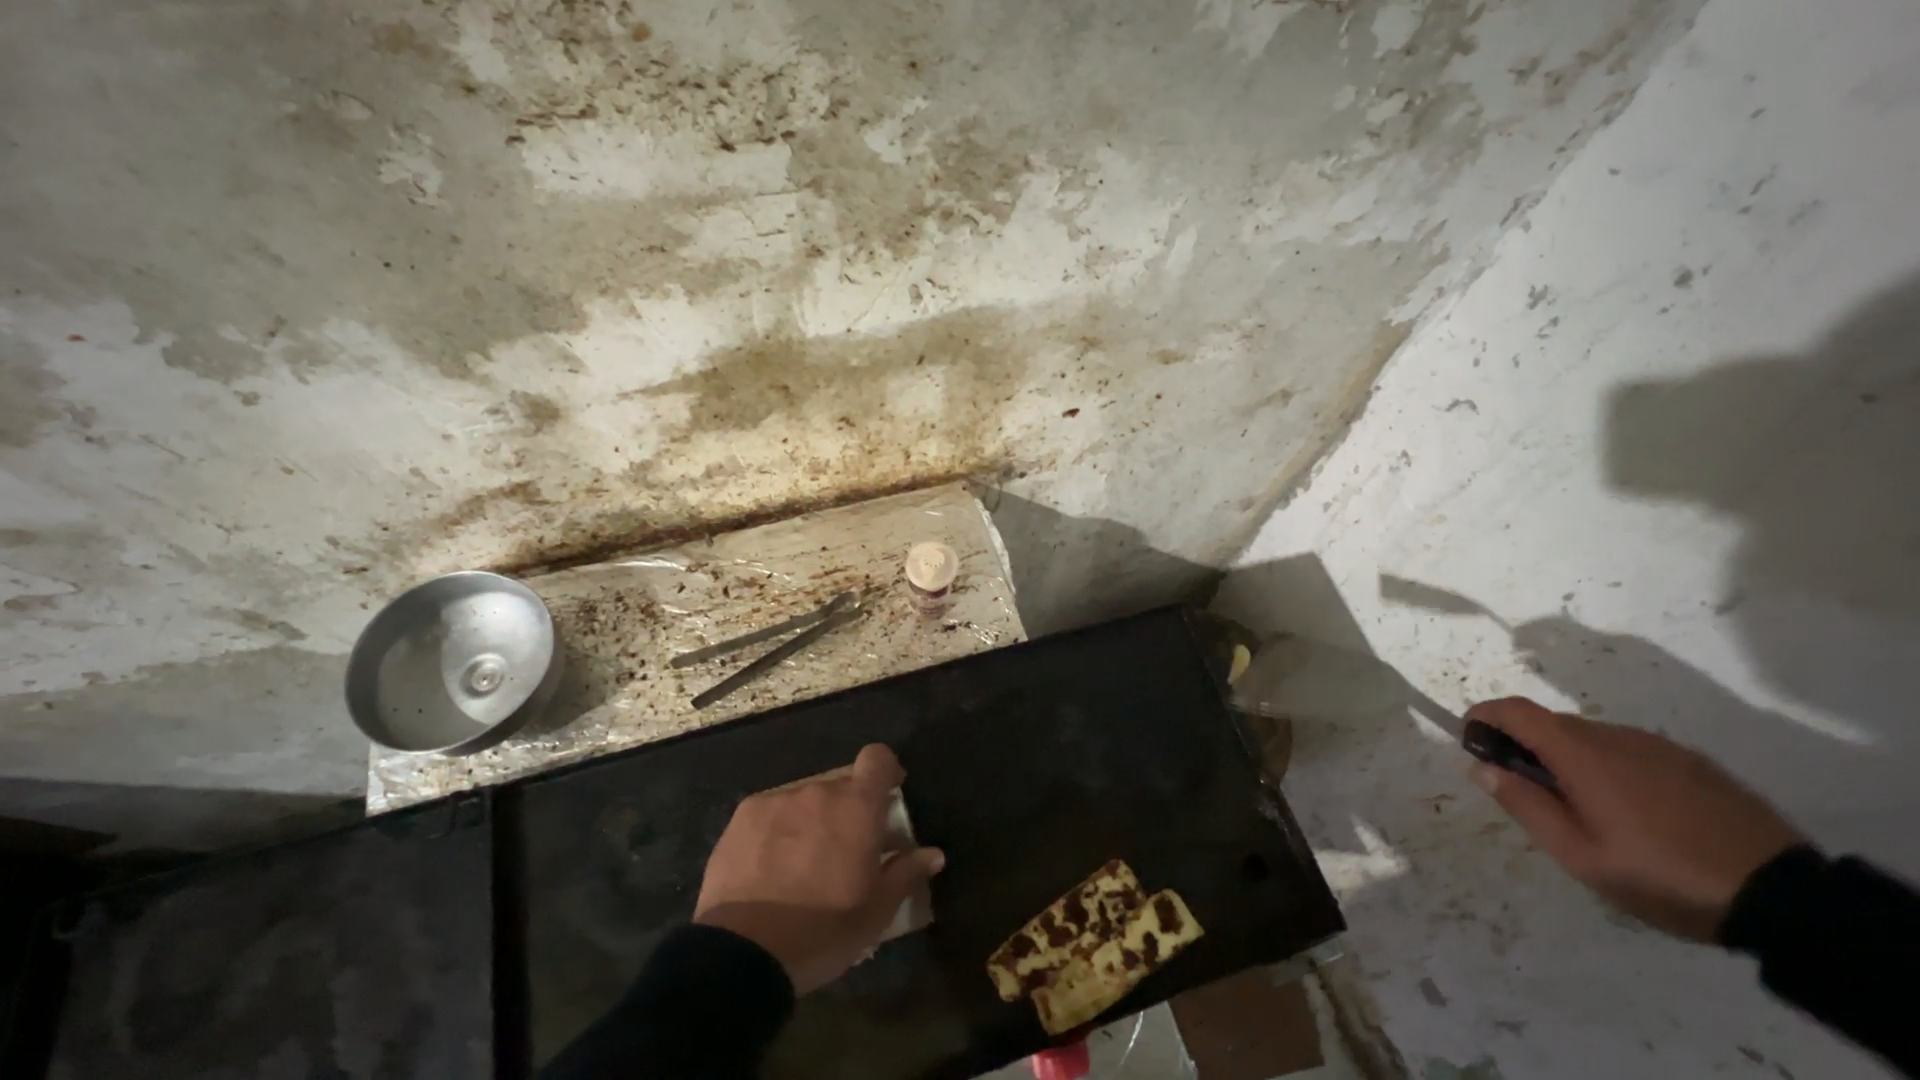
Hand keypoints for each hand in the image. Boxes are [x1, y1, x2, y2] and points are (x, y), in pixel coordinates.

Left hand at [694, 744, 945, 992]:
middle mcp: (818, 792)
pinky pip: (772, 813)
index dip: (885, 771)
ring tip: (802, 865)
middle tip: (845, 851)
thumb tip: (933, 853)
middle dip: (848, 811)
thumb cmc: (822, 931)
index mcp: (858, 808)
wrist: (742, 952)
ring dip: (812, 821)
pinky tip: (769, 868)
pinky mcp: (742, 817)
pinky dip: (777, 831)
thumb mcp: (876, 912)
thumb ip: (906, 874)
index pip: (877, 759)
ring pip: (805, 801)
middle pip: (841, 786)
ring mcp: (777, 801)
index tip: (887, 795)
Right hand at [1465, 697, 1804, 941]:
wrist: (1782, 896)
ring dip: (1567, 758)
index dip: (1483, 716)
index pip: (1516, 710)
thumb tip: (1481, 767)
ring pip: (1592, 738)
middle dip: (1523, 745)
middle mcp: (1616, 736)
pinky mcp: (1692, 762)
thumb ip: (1525, 805)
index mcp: (1582, 755)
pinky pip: (1630, 751)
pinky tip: (1629, 813)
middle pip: (1552, 723)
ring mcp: (1659, 746)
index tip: (1470, 742)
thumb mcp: (1580, 855)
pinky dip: (1607, 766)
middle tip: (1523, 792)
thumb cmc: (1664, 876)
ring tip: (1581, 811)